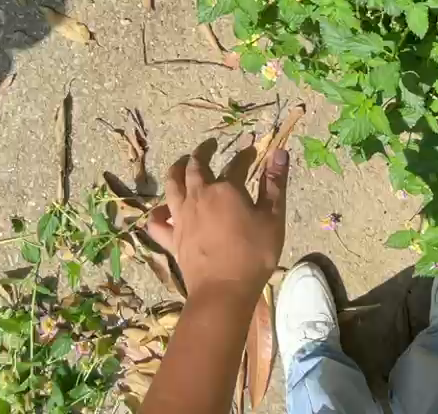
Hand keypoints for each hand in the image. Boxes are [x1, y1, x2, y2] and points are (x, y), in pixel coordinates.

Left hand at [147, 138, 289, 296]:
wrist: (223, 291)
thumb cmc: (253, 254)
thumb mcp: (272, 218)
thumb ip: (275, 184)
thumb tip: (279, 151)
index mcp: (226, 189)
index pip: (236, 164)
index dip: (245, 155)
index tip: (251, 148)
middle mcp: (199, 196)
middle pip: (196, 167)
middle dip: (202, 153)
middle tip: (208, 146)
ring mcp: (182, 216)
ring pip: (172, 185)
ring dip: (176, 170)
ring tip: (181, 164)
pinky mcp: (172, 238)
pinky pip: (158, 222)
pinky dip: (159, 213)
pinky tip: (163, 210)